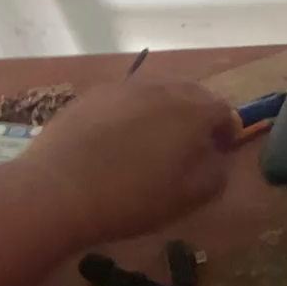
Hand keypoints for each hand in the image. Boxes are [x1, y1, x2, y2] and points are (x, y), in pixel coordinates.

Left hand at [17, 78, 236, 244]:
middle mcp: (162, 88)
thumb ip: (217, 172)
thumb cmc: (134, 197)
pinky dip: (132, 114)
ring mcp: (124, 87)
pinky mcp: (92, 95)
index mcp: (193, 110)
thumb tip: (217, 157)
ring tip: (152, 143)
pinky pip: (125, 100)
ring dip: (165, 112)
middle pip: (192, 94)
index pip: (224, 110)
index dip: (227, 131)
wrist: (59, 189)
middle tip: (190, 146)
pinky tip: (117, 142)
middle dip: (198, 116)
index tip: (220, 152)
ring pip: (157, 93)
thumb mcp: (190, 197)